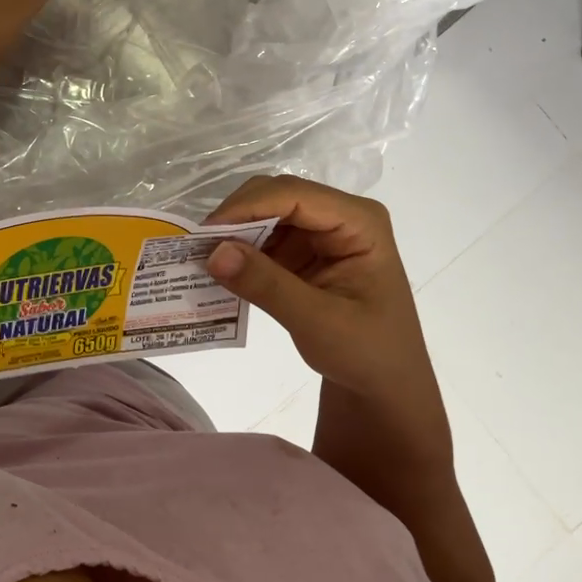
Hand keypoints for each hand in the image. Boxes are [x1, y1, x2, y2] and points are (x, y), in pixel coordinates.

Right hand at [203, 175, 429, 399]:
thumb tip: (214, 253)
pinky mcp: (304, 253)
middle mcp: (340, 217)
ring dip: (233, 234)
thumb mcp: (317, 321)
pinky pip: (263, 239)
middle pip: (276, 197)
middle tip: (197, 248)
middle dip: (236, 218)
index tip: (205, 234)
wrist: (384, 386)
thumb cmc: (367, 353)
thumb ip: (267, 285)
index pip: (294, 195)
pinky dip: (239, 252)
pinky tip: (218, 270)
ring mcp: (321, 234)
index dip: (246, 206)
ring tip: (200, 259)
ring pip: (264, 215)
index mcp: (359, 222)